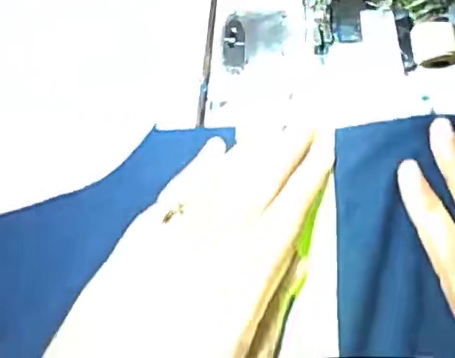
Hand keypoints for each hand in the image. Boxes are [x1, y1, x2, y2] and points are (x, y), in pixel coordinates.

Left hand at [48, 128, 333, 357]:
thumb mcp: (241, 357)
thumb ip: (272, 309)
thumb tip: (298, 262)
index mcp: (244, 274)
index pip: (289, 210)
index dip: (312, 174)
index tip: (329, 143)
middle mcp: (210, 246)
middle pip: (258, 182)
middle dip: (287, 148)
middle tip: (307, 120)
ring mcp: (166, 243)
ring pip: (219, 181)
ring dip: (250, 151)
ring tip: (272, 126)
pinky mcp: (126, 252)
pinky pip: (170, 197)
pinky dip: (194, 170)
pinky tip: (212, 151)